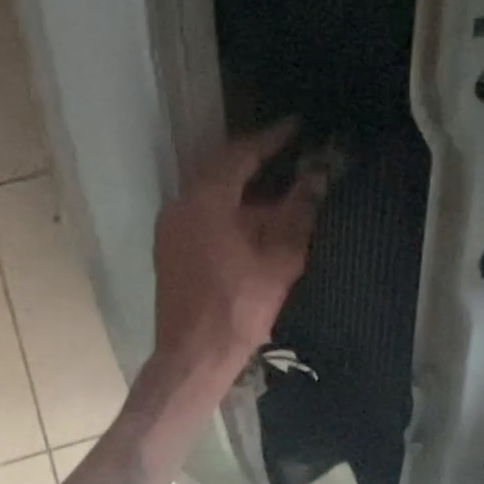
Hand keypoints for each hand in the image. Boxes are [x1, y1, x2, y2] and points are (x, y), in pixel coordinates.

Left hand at [152, 119, 327, 371]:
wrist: (192, 356)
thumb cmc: (236, 309)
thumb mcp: (279, 259)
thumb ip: (298, 212)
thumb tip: (316, 177)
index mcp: (204, 200)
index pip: (240, 154)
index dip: (272, 138)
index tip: (297, 126)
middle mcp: (179, 207)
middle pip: (219, 171)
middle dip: (254, 161)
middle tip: (288, 153)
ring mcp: (169, 231)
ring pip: (208, 195)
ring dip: (240, 189)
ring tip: (277, 189)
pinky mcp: (168, 253)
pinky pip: (199, 217)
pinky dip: (225, 211)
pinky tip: (251, 222)